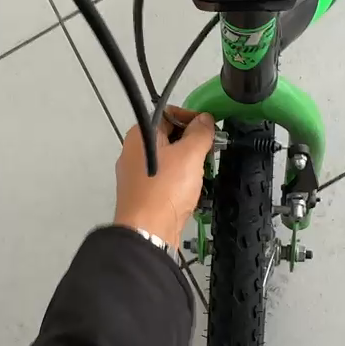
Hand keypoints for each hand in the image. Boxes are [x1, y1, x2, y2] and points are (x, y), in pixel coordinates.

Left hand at [113, 106, 216, 240]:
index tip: (211, 129)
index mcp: (141, 134)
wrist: (148, 232)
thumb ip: (200, 132)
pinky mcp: (141, 194)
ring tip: (204, 173)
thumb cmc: (168, 187)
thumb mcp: (190, 154)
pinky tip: (192, 191)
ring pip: (168, 160)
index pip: (169, 113)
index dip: (192, 118)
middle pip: (169, 137)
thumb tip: (205, 118)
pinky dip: (179, 181)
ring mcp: (135, 174)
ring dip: (188, 164)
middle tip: (210, 153)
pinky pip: (164, 179)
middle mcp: (134, 150)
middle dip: (193, 143)